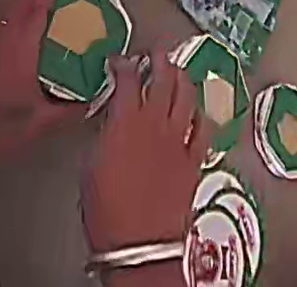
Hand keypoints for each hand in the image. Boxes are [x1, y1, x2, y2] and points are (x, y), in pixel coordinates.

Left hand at [0, 0, 84, 169]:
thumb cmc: (3, 129)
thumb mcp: (42, 122)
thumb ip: (69, 111)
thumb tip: (92, 101)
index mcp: (22, 49)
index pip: (37, 10)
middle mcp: (4, 41)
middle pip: (21, 4)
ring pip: (9, 12)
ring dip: (25, 0)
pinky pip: (2, 24)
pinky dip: (16, 15)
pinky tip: (22, 25)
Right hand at [83, 56, 208, 252]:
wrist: (141, 246)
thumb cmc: (107, 210)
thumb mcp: (91, 164)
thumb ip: (105, 133)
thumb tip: (111, 120)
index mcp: (127, 120)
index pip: (128, 77)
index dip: (123, 63)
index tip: (118, 60)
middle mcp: (156, 122)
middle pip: (164, 76)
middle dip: (160, 57)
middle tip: (156, 50)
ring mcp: (179, 139)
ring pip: (187, 95)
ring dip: (182, 77)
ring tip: (178, 70)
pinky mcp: (194, 159)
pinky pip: (204, 128)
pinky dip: (201, 115)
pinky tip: (197, 112)